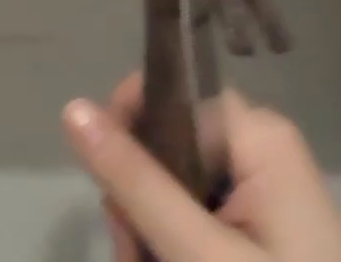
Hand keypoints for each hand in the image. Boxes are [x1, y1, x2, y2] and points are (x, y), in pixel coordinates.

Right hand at [62, 75, 340, 261]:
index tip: (107, 183)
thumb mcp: (198, 252)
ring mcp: (266, 199)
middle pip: (170, 146)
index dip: (129, 127)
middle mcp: (264, 154)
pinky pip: (201, 218)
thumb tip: (73, 108)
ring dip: (149, 232)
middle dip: (137, 202)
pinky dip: (175, 247)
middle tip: (132, 255)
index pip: (173, 94)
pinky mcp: (265, 236)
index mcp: (261, 138)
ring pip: (177, 188)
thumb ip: (136, 182)